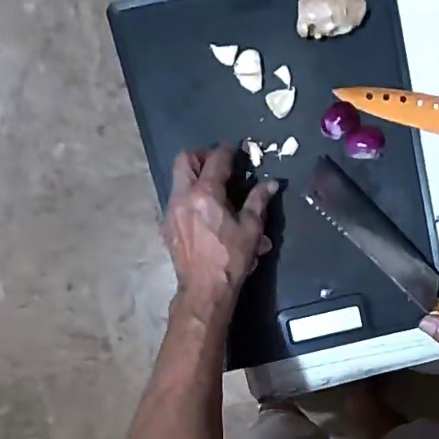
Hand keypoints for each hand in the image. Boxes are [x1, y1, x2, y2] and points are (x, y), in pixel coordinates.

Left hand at [162, 146, 276, 325]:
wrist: (204, 289)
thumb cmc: (230, 259)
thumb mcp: (251, 229)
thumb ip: (259, 201)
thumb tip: (271, 183)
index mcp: (205, 194)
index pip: (215, 160)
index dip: (228, 150)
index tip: (237, 149)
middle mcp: (182, 196)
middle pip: (184, 160)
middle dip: (202, 156)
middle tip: (219, 164)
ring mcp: (171, 211)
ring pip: (177, 179)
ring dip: (194, 176)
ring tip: (214, 187)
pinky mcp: (167, 225)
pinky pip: (176, 199)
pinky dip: (189, 195)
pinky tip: (204, 210)